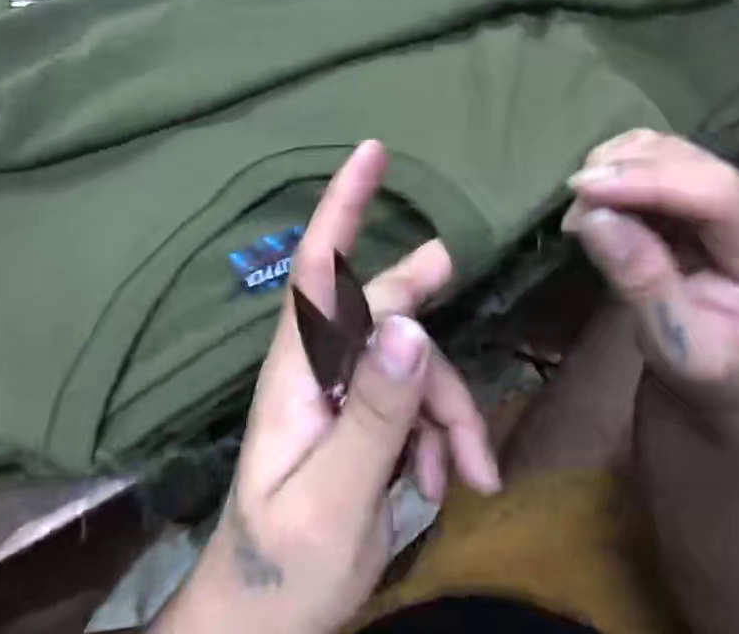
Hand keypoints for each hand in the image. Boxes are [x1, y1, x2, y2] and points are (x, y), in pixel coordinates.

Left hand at [154, 141, 500, 633]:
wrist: (267, 624)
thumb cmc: (283, 566)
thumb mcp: (336, 496)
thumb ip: (375, 412)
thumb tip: (411, 325)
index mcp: (298, 371)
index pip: (318, 268)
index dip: (341, 205)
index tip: (370, 152)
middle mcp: (320, 369)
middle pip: (380, 307)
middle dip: (421, 296)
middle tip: (460, 262)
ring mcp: (345, 397)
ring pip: (414, 367)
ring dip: (452, 414)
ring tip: (472, 477)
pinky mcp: (366, 426)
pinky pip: (417, 407)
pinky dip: (445, 439)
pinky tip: (454, 486)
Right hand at [562, 130, 738, 412]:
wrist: (721, 387)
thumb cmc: (707, 377)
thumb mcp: (677, 347)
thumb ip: (641, 281)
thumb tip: (594, 217)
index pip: (720, 195)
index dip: (649, 181)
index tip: (583, 188)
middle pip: (696, 161)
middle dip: (626, 172)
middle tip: (575, 206)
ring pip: (674, 151)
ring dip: (619, 167)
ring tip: (585, 207)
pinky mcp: (708, 192)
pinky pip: (659, 158)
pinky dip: (620, 168)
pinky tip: (601, 198)